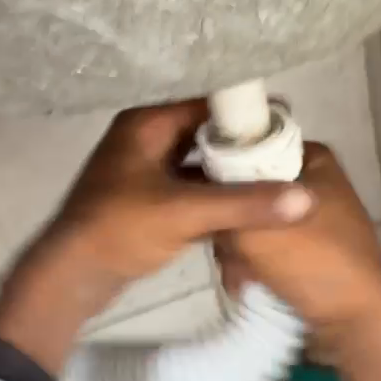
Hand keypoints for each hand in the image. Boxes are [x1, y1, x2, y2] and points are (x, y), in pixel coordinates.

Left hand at [43, 98, 316, 282]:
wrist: (72, 275)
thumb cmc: (118, 228)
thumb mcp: (183, 212)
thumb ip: (244, 205)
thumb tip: (308, 198)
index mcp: (146, 125)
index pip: (205, 105)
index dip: (245, 112)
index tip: (288, 120)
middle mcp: (146, 140)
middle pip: (205, 134)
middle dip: (243, 144)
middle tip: (289, 151)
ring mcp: (145, 172)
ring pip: (199, 164)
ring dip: (231, 172)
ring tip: (280, 176)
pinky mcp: (149, 201)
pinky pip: (191, 190)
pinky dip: (216, 196)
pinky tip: (251, 206)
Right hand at [219, 144, 380, 380]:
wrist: (360, 324)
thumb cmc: (315, 262)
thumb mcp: (255, 226)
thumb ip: (221, 202)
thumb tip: (193, 188)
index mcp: (311, 158)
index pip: (245, 148)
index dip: (219, 175)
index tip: (207, 202)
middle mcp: (309, 181)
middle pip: (242, 191)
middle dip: (231, 228)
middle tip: (232, 251)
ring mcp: (306, 218)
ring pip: (247, 224)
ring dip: (237, 253)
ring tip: (244, 276)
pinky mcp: (304, 250)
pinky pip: (261, 248)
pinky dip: (251, 267)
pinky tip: (250, 286)